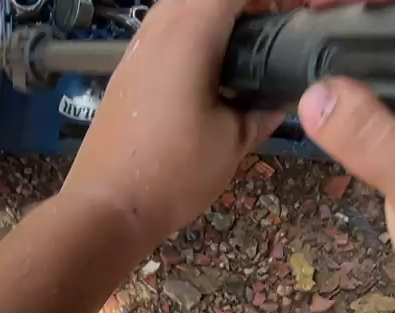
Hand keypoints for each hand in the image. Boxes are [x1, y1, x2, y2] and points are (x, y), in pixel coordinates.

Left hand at [60, 0, 280, 252]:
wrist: (105, 210)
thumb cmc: (173, 174)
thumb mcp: (231, 143)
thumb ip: (260, 112)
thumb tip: (278, 100)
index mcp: (191, 28)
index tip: (289, 21)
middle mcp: (158, 27)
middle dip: (240, 8)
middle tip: (264, 40)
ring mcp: (135, 51)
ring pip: (179, 11)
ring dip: (211, 25)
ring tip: (236, 63)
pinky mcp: (122, 78)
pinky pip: (161, 40)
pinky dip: (187, 45)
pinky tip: (201, 84)